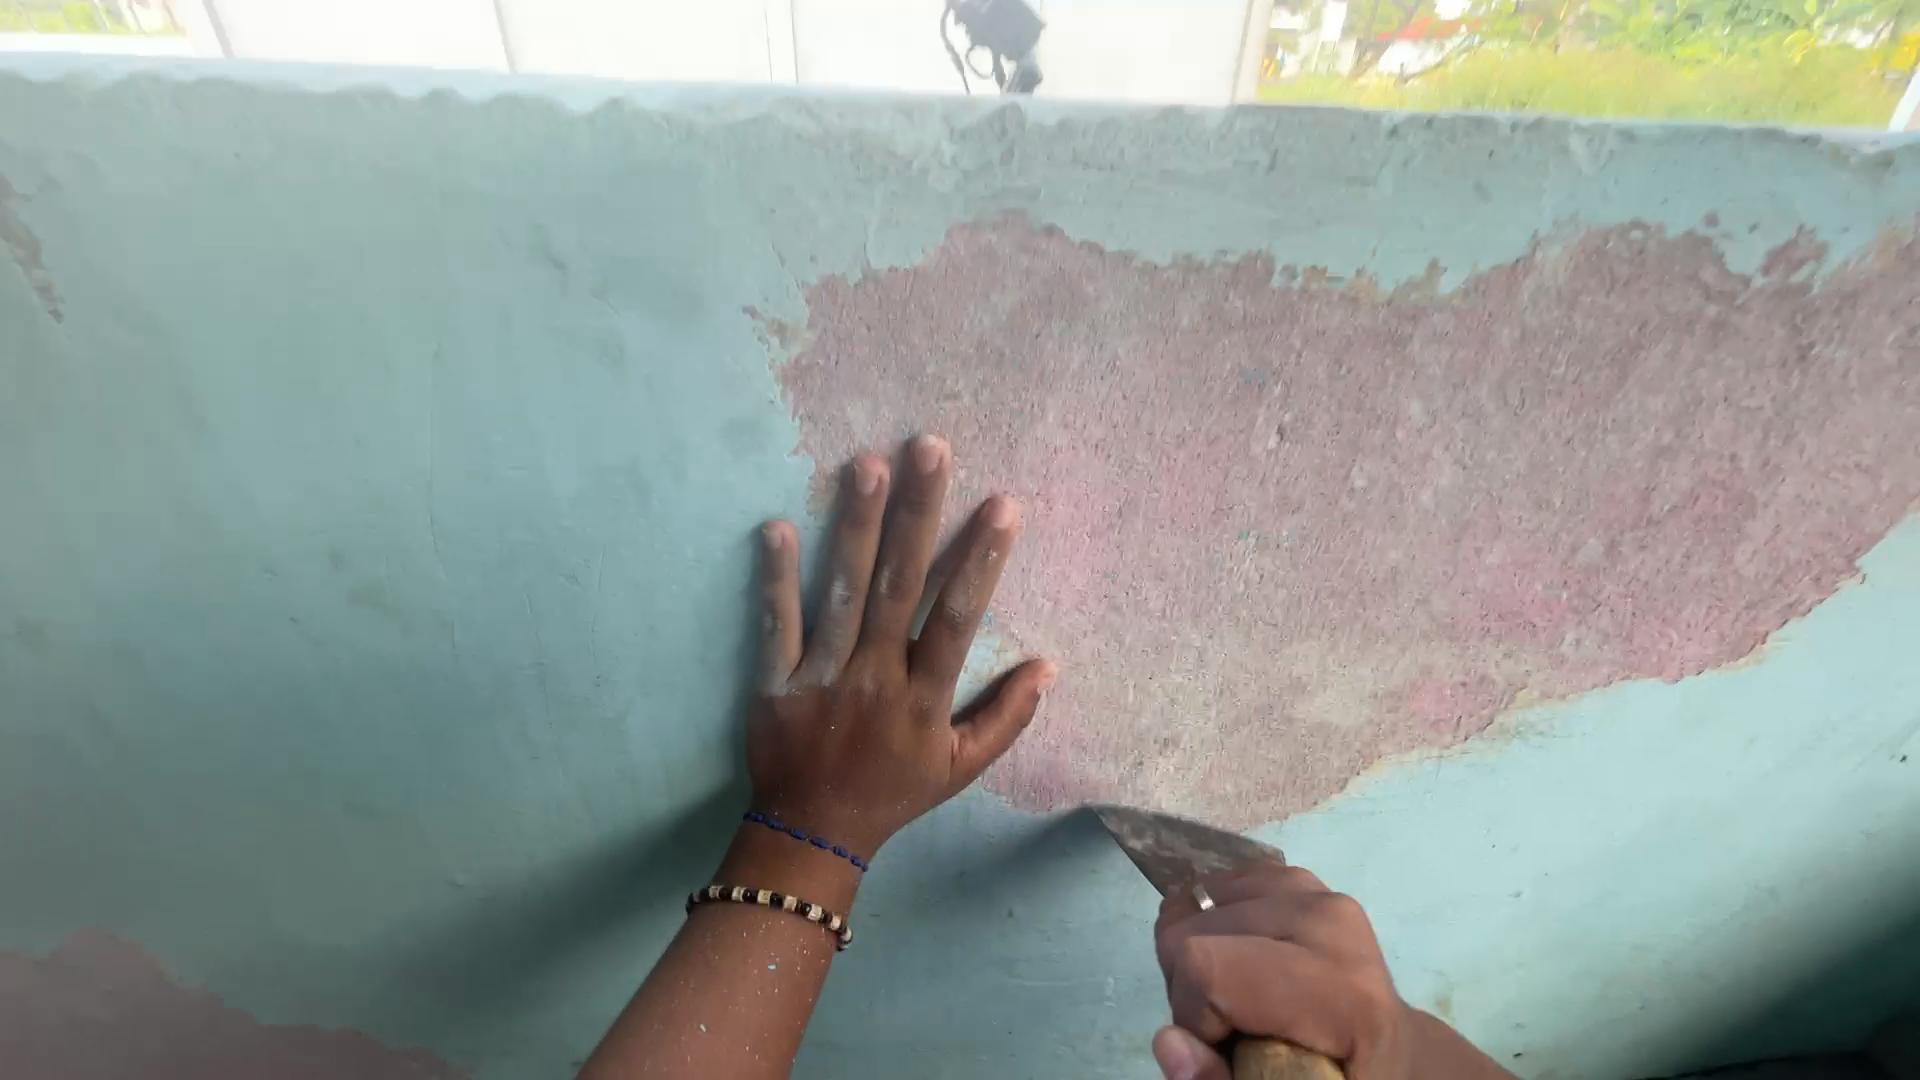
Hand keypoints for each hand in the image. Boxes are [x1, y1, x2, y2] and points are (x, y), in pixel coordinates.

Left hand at [750, 434, 1057, 855]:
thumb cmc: (895, 792)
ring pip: (842, 593)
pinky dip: (776, 579)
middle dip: (918, 514)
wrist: (813, 833)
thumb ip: (1008, 717)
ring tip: (867, 464)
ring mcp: (821, 676)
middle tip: (929, 448)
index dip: (982, 561)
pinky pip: (775, 626)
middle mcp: (876, 677)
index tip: (1003, 505)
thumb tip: (1051, 665)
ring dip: (856, 527)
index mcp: (924, 697)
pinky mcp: (775, 682)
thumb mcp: (963, 768)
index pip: (959, 618)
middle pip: (900, 587)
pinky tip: (777, 527)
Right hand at [1151, 863, 1412, 1079]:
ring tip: (1237, 993)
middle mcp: (1329, 920)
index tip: (1220, 1050)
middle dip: (1188, 984)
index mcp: (1342, 994)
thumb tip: (1169, 1043)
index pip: (1208, 967)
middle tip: (1228, 1026)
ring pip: (1192, 900)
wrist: (1394, 1057)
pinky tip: (1239, 956)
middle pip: (1188, 930)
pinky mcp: (1293, 873)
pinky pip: (1210, 884)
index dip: (1190, 1015)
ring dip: (1194, 951)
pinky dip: (1207, 922)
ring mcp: (1311, 888)